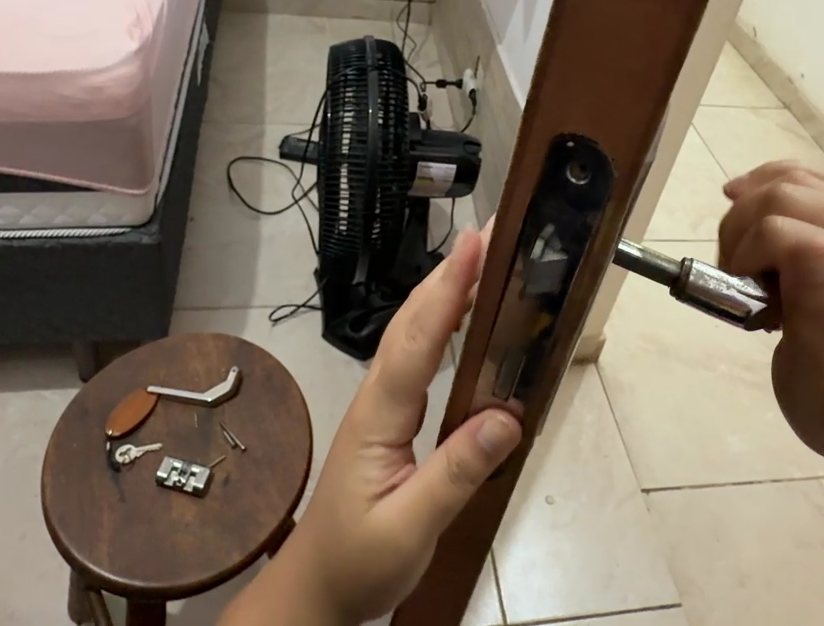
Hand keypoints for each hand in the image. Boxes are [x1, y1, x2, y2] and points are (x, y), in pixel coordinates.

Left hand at [231, 225, 522, 625]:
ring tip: (477, 262)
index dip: (447, 290)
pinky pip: (415, 357)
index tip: (474, 247)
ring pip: (410, 335)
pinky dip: (438, 325)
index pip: (417, 340)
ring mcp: (379, 405)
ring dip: (441, 293)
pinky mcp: (388, 418)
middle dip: (446, 275)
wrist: (316, 587)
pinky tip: (458, 321)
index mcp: (379, 415)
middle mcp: (377, 397)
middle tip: (485, 236)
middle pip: (410, 322)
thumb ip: (456, 473)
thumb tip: (507, 416)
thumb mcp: (409, 528)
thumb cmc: (359, 560)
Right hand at [719, 162, 823, 475]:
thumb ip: (820, 317)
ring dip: (754, 206)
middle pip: (795, 195)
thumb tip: (808, 244)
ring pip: (803, 180)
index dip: (749, 255)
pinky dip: (774, 186)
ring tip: (744, 255)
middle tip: (739, 284)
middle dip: (745, 228)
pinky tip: (747, 201)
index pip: (795, 233)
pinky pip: (817, 186)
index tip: (745, 303)